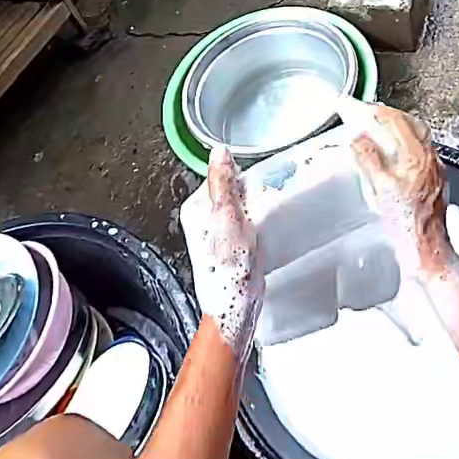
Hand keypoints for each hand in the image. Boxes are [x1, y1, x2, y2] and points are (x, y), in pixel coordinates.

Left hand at [189, 146, 261, 354]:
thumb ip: (222, 182)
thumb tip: (219, 151)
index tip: (253, 193)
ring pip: (243, 208)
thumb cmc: (227, 267)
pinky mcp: (232, 246)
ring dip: (257, 213)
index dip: (242, 181)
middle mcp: (202, 220)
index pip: (222, 176)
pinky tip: (262, 237)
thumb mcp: (226, 216)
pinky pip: (249, 224)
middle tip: (257, 214)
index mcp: (195, 208)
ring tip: (260, 227)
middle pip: (234, 191)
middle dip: (251, 198)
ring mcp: (217, 234)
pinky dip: (259, 226)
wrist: (236, 306)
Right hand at [342, 100, 458, 342]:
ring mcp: (434, 168)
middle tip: (364, 111)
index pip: (393, 120)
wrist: (427, 250)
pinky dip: (403, 142)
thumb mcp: (380, 190)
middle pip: (409, 122)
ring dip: (396, 126)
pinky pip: (419, 149)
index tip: (352, 106)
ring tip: (377, 126)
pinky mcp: (434, 179)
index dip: (370, 110)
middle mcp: (429, 158)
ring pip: (416, 134)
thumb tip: (359, 138)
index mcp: (416, 156)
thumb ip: (369, 159)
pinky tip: (393, 151)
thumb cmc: (408, 225)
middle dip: (385, 113)